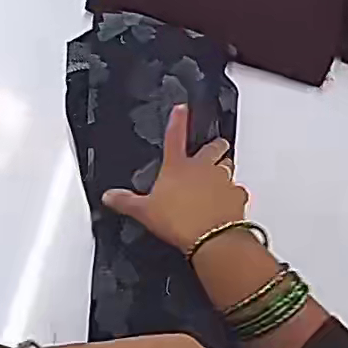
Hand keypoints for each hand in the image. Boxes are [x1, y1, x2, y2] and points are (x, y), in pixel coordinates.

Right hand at [101, 104, 248, 250]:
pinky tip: (229, 201)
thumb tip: (110, 197)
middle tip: (215, 147)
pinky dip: (234, 194)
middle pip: (214, 147)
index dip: (178, 120)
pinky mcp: (237, 196)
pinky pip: (238, 191)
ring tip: (220, 176)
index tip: (182, 108)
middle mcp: (204, 168)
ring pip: (228, 165)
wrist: (211, 238)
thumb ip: (126, 201)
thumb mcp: (144, 211)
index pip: (175, 136)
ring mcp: (223, 180)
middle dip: (215, 146)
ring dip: (225, 168)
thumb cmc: (179, 220)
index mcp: (178, 166)